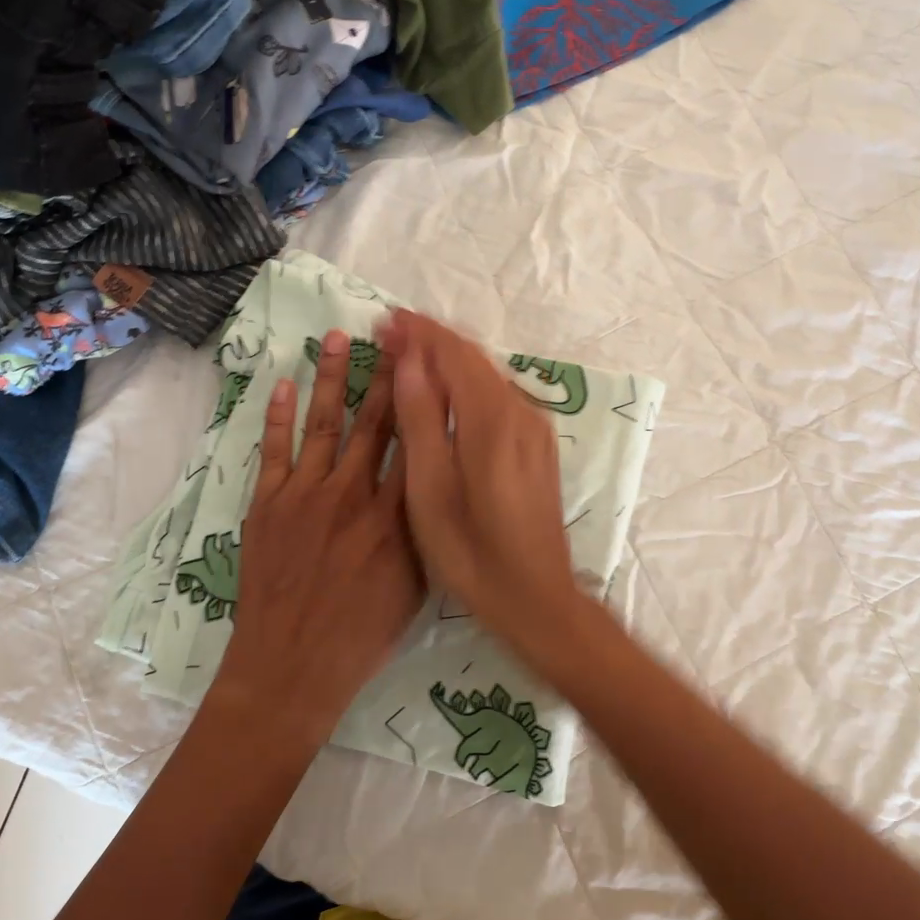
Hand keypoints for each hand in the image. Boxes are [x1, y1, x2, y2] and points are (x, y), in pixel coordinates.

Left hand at [210, 329, 425, 742]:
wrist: (291, 665)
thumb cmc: (360, 638)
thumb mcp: (413, 589)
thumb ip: (421, 533)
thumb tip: (431, 490)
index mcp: (395, 516)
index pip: (416, 442)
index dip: (424, 398)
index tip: (431, 361)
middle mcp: (353, 494)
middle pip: (374, 422)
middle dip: (384, 373)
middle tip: (391, 333)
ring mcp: (305, 495)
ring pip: (323, 424)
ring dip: (330, 378)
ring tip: (335, 337)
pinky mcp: (267, 504)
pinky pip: (274, 451)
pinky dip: (276, 416)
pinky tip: (280, 385)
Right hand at [383, 310, 581, 653]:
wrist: (536, 598)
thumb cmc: (471, 553)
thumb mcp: (431, 489)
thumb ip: (422, 420)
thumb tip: (411, 360)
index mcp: (491, 420)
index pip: (453, 354)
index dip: (418, 333)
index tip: (383, 320)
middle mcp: (520, 413)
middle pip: (474, 358)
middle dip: (431, 340)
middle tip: (389, 333)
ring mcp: (534, 431)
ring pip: (488, 376)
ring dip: (449, 360)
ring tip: (408, 357)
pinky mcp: (537, 448)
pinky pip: (498, 397)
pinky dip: (467, 384)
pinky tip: (444, 395)